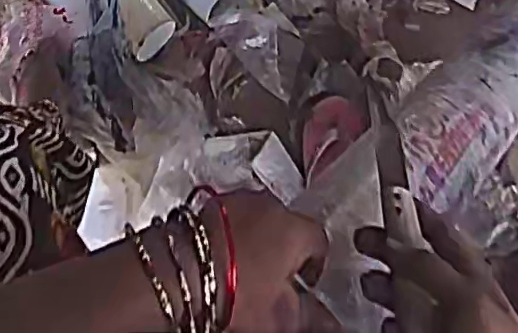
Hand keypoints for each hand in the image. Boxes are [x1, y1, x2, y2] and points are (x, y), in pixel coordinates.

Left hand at [208, 192, 335, 332]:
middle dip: (286, 248)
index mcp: (292, 227)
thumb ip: (312, 317)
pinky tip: (229, 252)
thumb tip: (331, 322)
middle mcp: (267, 203)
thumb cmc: (238, 291)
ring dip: (260, 235)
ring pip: (261, 216)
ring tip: (250, 265)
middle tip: (277, 278)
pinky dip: (237, 228)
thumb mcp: (281, 316)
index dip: (316, 263)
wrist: (187, 269)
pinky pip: (236, 213)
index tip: (307, 282)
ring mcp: (238, 197)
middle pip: (288, 223)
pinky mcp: (214, 200)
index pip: (318, 239)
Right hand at [356, 200, 517, 332]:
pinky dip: (390, 319)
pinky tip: (385, 323)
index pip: (441, 229)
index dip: (414, 209)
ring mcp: (449, 322)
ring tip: (368, 287)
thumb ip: (427, 262)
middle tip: (361, 241)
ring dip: (384, 284)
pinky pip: (406, 323)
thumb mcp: (461, 293)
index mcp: (472, 271)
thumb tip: (390, 239)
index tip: (385, 194)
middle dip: (388, 246)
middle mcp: (460, 293)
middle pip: (418, 258)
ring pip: (408, 292)